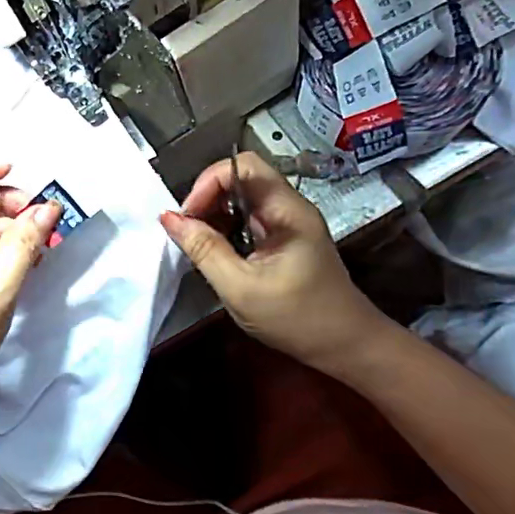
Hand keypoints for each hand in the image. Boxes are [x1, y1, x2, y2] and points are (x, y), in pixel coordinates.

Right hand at [160, 153, 397, 374]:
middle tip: (186, 232)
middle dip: (207, 199)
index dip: (209, 183)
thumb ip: (204, 250)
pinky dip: (226, 230)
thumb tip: (169, 218)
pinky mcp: (283, 241)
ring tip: (195, 244)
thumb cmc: (296, 318)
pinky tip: (214, 253)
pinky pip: (248, 221)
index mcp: (287, 211)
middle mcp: (289, 208)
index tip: (187, 217)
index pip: (244, 167)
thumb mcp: (241, 288)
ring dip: (214, 215)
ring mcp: (288, 224)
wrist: (345, 346)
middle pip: (241, 179)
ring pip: (242, 200)